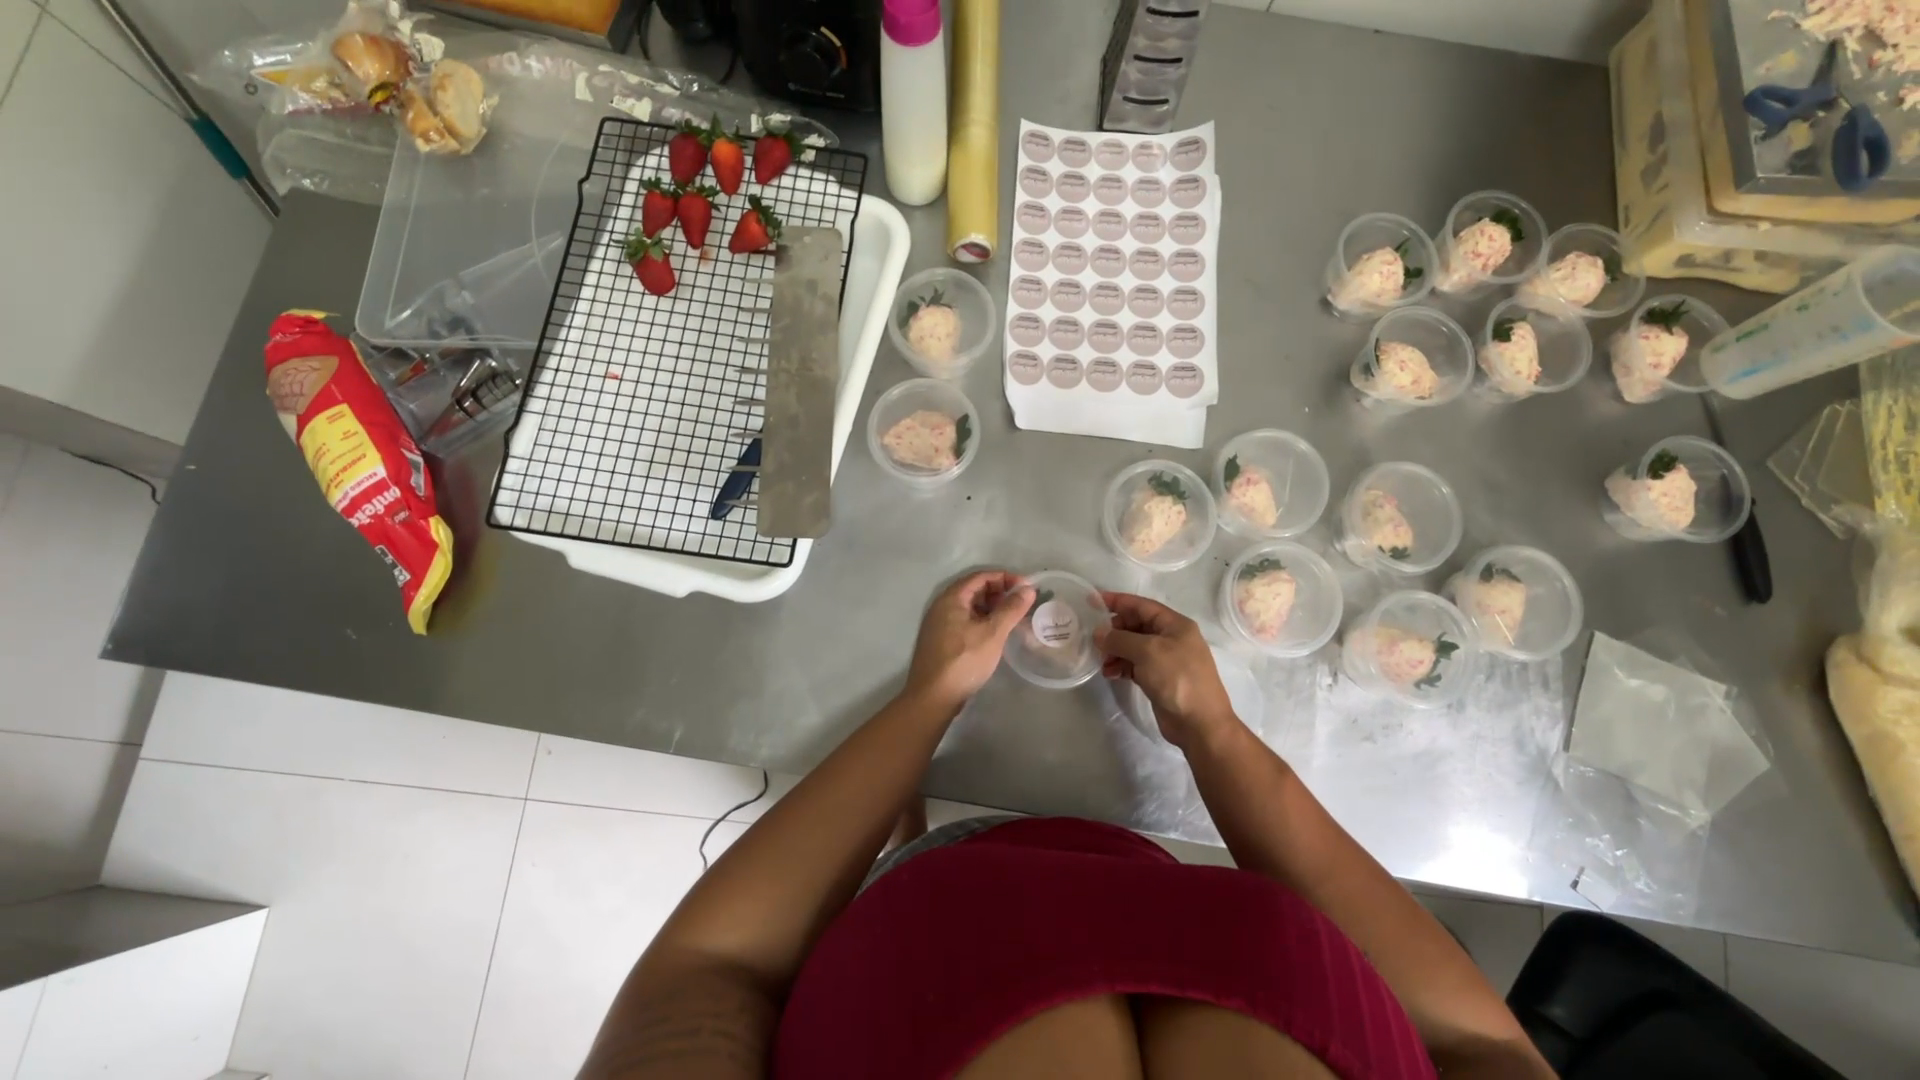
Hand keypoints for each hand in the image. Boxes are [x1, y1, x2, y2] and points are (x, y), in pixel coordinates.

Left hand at [904, 570, 1034, 711]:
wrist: (933, 697)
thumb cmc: (964, 660)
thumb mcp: (992, 633)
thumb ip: (1011, 609)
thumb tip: (1028, 588)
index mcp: (951, 598)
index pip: (981, 577)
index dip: (1005, 578)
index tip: (1027, 588)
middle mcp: (942, 607)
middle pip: (974, 590)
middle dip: (1000, 593)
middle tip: (1022, 605)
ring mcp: (940, 625)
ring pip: (971, 608)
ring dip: (993, 609)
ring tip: (1014, 619)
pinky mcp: (942, 641)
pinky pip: (966, 622)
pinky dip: (983, 622)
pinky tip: (997, 635)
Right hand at [1096, 591, 1239, 749]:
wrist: (1199, 723)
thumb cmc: (1178, 678)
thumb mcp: (1148, 652)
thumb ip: (1120, 639)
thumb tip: (1098, 633)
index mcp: (1175, 625)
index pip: (1141, 605)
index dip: (1117, 601)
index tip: (1092, 600)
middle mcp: (1171, 638)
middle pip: (1136, 625)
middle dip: (1115, 630)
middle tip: (1096, 640)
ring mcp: (1166, 660)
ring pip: (1133, 647)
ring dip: (1115, 651)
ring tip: (1102, 661)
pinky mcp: (1159, 679)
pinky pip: (1135, 665)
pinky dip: (1121, 666)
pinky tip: (1110, 673)